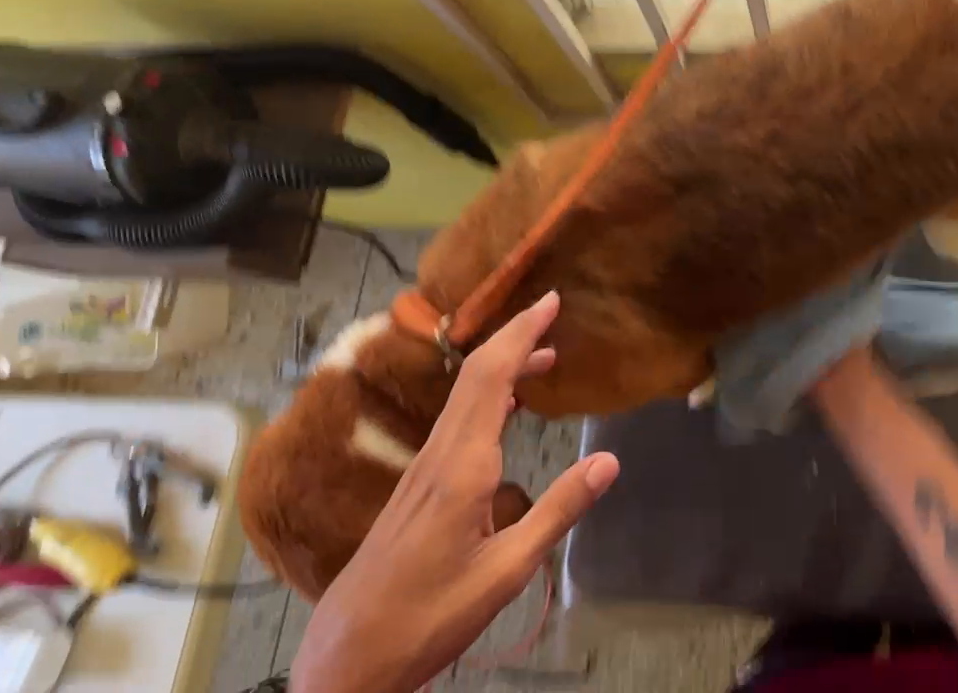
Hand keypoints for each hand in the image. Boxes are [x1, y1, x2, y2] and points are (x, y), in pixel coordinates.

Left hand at [291, 292, 620, 692]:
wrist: (348, 658)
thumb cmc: (431, 615)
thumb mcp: (507, 571)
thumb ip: (558, 511)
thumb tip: (610, 460)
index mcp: (461, 467)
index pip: (491, 377)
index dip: (521, 333)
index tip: (550, 301)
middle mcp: (438, 454)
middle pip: (474, 376)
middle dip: (514, 336)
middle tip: (552, 312)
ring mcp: (422, 469)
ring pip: (463, 396)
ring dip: (503, 366)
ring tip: (544, 358)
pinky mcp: (416, 486)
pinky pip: (456, 420)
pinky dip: (487, 395)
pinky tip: (505, 410)